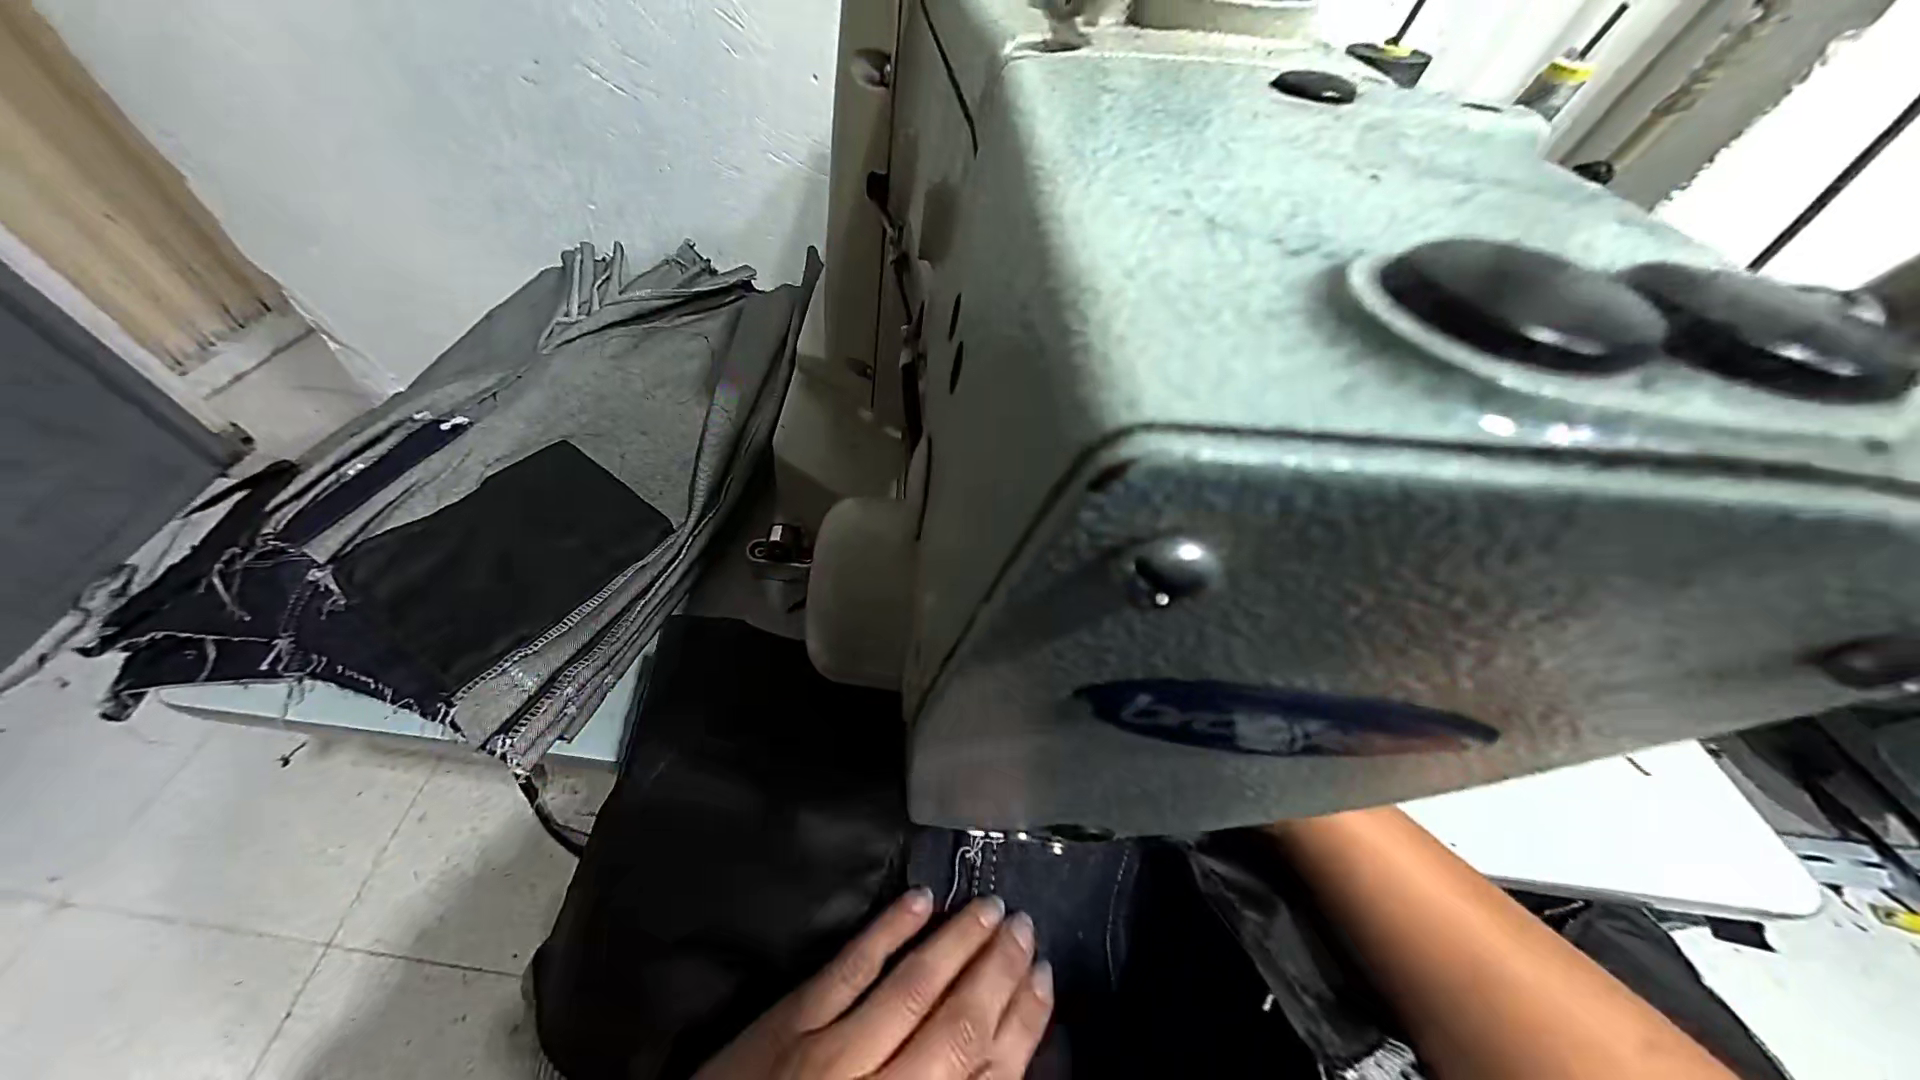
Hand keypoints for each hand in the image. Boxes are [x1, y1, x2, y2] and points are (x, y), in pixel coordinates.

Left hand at [693, 889, 1054, 1079]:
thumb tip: (994, 1059)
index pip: (987, 1075)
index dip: (1023, 1023)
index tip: (1044, 977)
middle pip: (958, 1024)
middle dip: (1000, 972)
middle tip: (1025, 926)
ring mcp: (832, 1051)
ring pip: (913, 986)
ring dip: (959, 942)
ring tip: (991, 907)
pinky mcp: (791, 1019)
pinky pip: (852, 966)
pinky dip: (890, 930)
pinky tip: (920, 900)